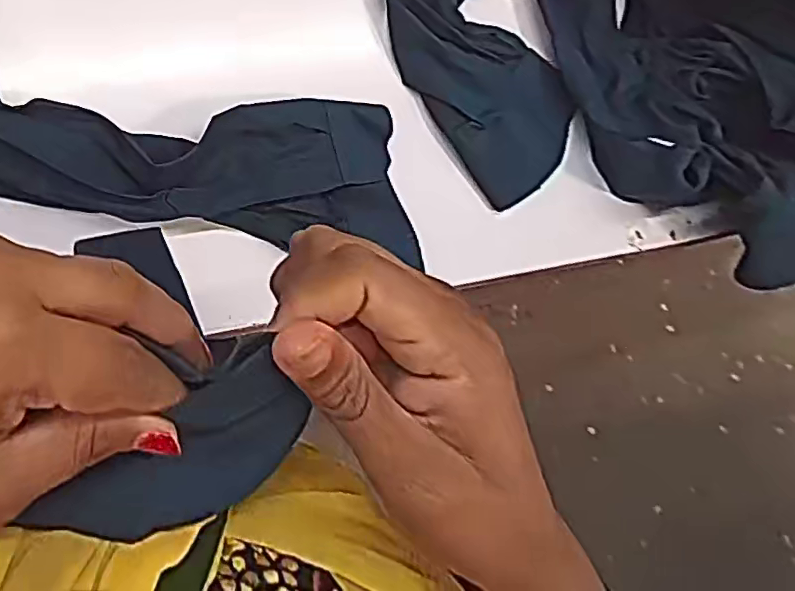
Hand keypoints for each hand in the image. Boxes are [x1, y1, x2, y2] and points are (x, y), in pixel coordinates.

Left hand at [0, 228, 207, 587]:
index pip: (118, 364)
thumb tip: (163, 426)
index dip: (161, 395)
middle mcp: (6, 271)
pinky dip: (78, 297)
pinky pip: (48, 265)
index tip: (189, 417)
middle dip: (168, 326)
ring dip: (126, 309)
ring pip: (87, 271)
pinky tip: (83, 333)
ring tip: (152, 353)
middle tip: (198, 363)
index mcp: (10, 337)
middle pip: (118, 289)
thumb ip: (85, 443)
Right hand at [269, 227, 601, 590]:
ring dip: (306, 297)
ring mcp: (419, 308)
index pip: (358, 271)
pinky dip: (315, 310)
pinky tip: (328, 356)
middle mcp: (438, 307)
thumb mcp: (405, 469)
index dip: (308, 299)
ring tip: (315, 358)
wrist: (508, 543)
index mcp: (451, 336)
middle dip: (302, 293)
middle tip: (296, 354)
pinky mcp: (398, 319)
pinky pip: (340, 285)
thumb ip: (346, 394)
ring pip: (337, 257)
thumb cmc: (475, 517)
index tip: (285, 348)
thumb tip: (290, 337)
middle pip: (344, 251)